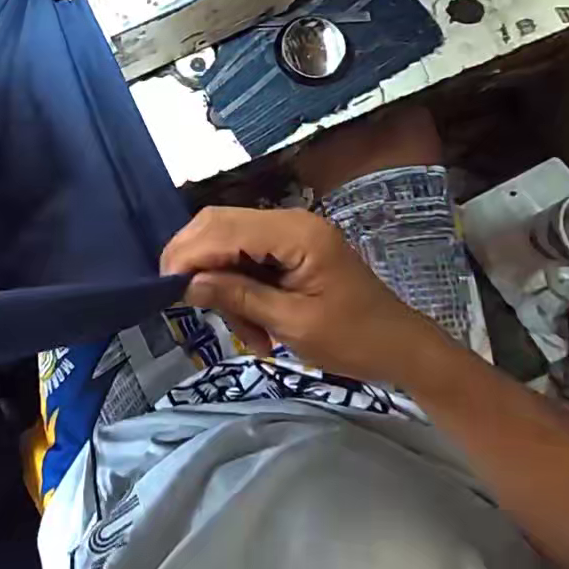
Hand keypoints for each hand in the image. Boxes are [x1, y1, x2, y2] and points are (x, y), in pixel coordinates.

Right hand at [160, 206, 449, 382]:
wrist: (403, 348)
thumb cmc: (355, 339)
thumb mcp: (293, 323)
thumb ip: (238, 296)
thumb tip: (186, 284)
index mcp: (295, 233)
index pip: (223, 228)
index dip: (188, 253)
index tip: (165, 287)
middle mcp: (288, 221)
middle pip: (218, 224)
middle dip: (195, 262)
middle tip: (184, 301)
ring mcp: (288, 232)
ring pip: (226, 241)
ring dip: (220, 284)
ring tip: (245, 333)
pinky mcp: (287, 248)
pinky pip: (243, 256)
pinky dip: (237, 288)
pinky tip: (254, 326)